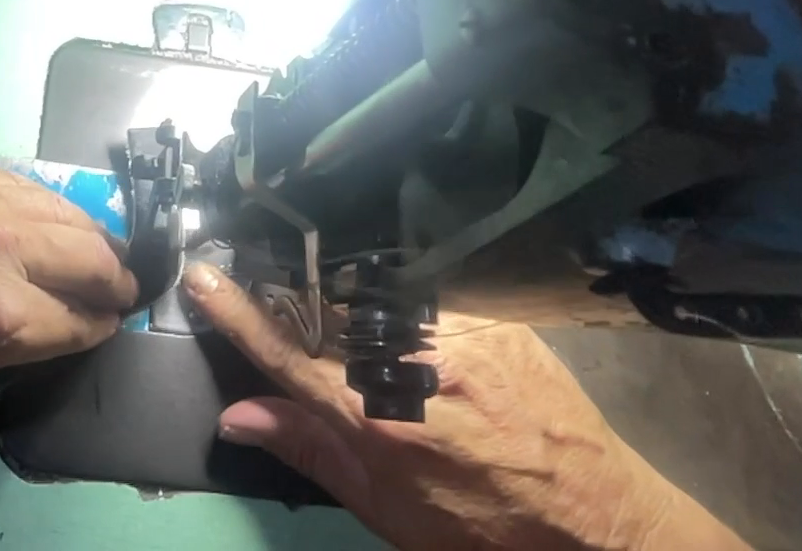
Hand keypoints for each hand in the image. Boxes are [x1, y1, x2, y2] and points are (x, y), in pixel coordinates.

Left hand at [0, 164, 137, 421]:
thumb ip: (12, 344)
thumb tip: (55, 322)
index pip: (79, 318)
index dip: (100, 326)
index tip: (112, 323)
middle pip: (88, 254)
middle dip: (114, 278)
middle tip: (124, 288)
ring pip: (60, 207)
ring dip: (89, 233)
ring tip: (99, 247)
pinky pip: (17, 183)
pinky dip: (44, 203)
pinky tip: (48, 215)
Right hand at [182, 265, 748, 550]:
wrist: (601, 524)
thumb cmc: (481, 533)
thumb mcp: (386, 511)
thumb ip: (307, 450)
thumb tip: (235, 416)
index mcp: (371, 415)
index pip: (282, 350)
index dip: (234, 312)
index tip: (200, 275)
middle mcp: (405, 359)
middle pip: (321, 310)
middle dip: (294, 310)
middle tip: (299, 326)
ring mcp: (451, 329)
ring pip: (369, 296)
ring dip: (348, 310)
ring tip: (373, 349)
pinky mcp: (488, 313)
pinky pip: (421, 294)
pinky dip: (401, 311)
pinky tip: (422, 345)